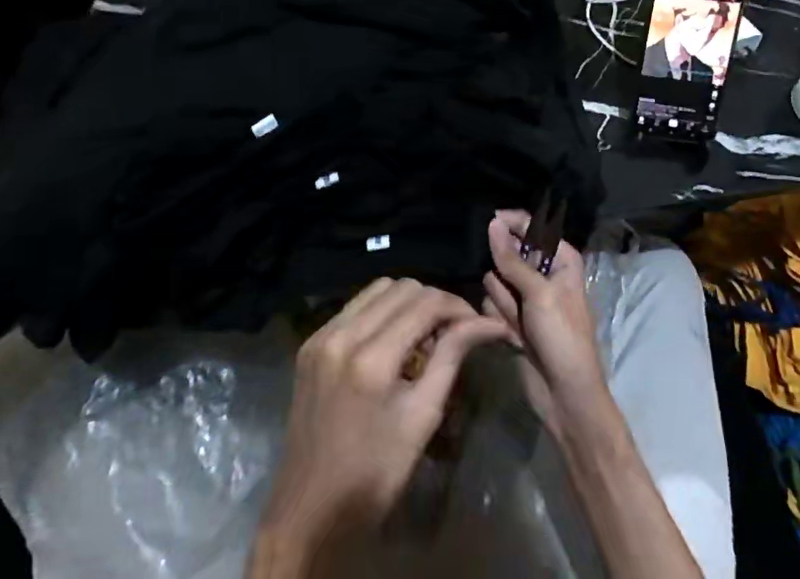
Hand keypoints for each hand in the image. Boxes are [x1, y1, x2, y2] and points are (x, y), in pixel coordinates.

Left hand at [251, 278, 508, 574]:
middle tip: (452, 333)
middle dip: (435, 303)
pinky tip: (393, 342)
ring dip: (408, 303)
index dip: (459, 307)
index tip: (478, 326)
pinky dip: (382, 313)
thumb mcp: (423, 415)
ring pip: (378, 289)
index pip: (426, 303)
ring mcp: (320, 338)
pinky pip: (355, 307)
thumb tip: (489, 322)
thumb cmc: (376, 473)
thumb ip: (453, 356)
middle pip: (402, 288)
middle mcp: (341, 336)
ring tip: (423, 337)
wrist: (310, 511)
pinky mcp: (310, 345)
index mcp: (371, 359)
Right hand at [481, 210, 616, 442]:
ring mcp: (529, 299)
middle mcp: (545, 274)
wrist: (564, 394)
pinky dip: (500, 319)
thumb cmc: (561, 335)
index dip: (513, 222)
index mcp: (562, 260)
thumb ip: (512, 259)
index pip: (534, 227)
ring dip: (503, 302)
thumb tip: (494, 223)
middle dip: (505, 274)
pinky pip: (494, 306)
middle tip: (517, 298)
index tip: (490, 222)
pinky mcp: (515, 320)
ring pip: (497, 282)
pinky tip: (514, 338)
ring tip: (519, 324)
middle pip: (509, 255)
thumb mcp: (538, 293)